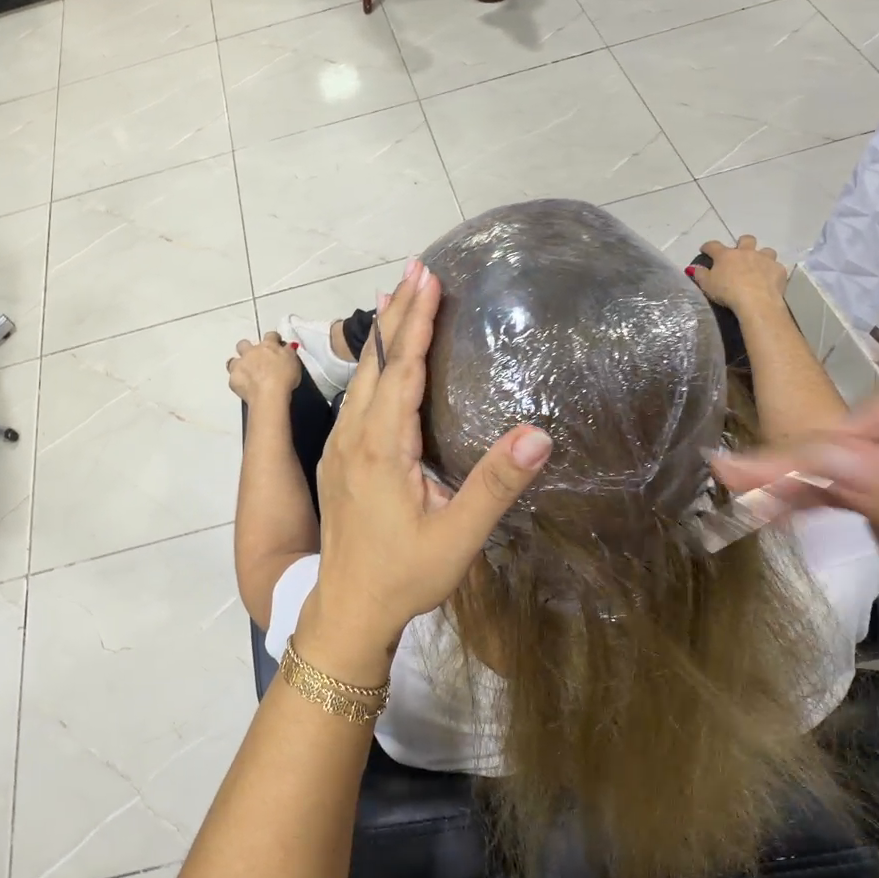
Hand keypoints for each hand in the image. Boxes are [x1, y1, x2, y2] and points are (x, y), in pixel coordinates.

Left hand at [227, 332, 301, 406]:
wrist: (270, 394)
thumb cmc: (284, 378)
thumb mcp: (294, 362)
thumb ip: (289, 352)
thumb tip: (287, 347)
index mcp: (268, 345)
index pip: (270, 335)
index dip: (273, 339)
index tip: (275, 343)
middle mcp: (252, 352)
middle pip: (244, 343)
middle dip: (247, 348)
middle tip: (255, 358)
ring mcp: (240, 365)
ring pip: (233, 360)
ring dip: (238, 365)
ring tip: (245, 373)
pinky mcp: (233, 379)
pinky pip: (233, 378)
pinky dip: (238, 381)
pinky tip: (245, 387)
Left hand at [308, 260, 553, 662]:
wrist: (347, 609)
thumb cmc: (404, 576)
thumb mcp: (458, 536)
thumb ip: (495, 485)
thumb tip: (539, 435)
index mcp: (379, 447)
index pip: (402, 370)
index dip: (417, 322)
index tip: (428, 278)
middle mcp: (353, 436)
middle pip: (377, 362)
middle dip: (398, 312)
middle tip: (415, 268)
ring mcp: (340, 446)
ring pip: (363, 377)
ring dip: (384, 335)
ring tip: (398, 297)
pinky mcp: (338, 458)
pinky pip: (357, 396)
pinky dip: (374, 365)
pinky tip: (383, 360)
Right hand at [691, 236, 787, 315]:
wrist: (756, 301)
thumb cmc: (727, 292)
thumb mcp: (707, 285)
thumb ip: (700, 274)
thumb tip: (695, 268)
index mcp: (726, 255)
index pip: (713, 245)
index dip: (708, 247)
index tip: (705, 250)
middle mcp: (746, 252)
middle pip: (746, 239)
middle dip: (743, 243)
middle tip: (740, 253)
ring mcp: (765, 259)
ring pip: (766, 250)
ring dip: (762, 256)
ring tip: (759, 266)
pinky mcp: (779, 269)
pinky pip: (776, 267)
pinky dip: (772, 271)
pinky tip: (770, 280)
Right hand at [714, 354, 878, 658]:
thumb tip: (828, 455)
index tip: (848, 441)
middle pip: (875, 422)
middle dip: (817, 451)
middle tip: (756, 471)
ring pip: (843, 455)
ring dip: (791, 471)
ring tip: (738, 480)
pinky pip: (832, 485)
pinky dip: (795, 494)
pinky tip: (756, 500)